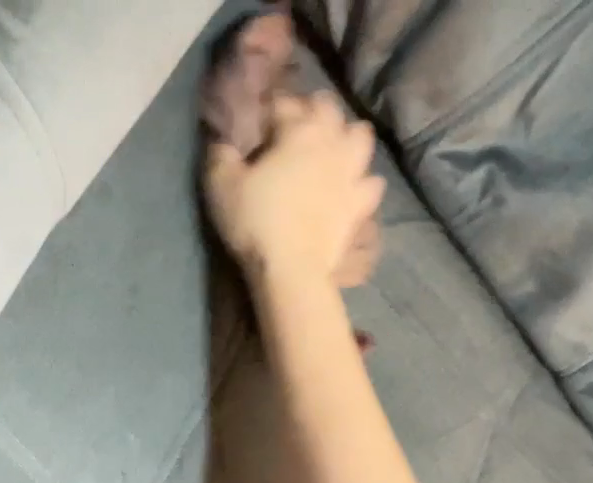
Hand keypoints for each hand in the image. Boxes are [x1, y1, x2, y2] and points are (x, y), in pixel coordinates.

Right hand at [204, 92, 385, 282]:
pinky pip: (371, 181)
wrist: (291, 269)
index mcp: (299, 130)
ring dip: (345, 137)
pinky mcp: (361, 203)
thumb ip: (220, 156)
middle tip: (292, 130)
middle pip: (328, 109)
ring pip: (360, 136)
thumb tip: (222, 143)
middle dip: (311, 112)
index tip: (257, 124)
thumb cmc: (255, 222)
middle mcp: (332, 141)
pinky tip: (348, 187)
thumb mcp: (221, 186)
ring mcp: (353, 172)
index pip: (283, 103)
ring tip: (328, 150)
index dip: (268, 110)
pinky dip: (360, 180)